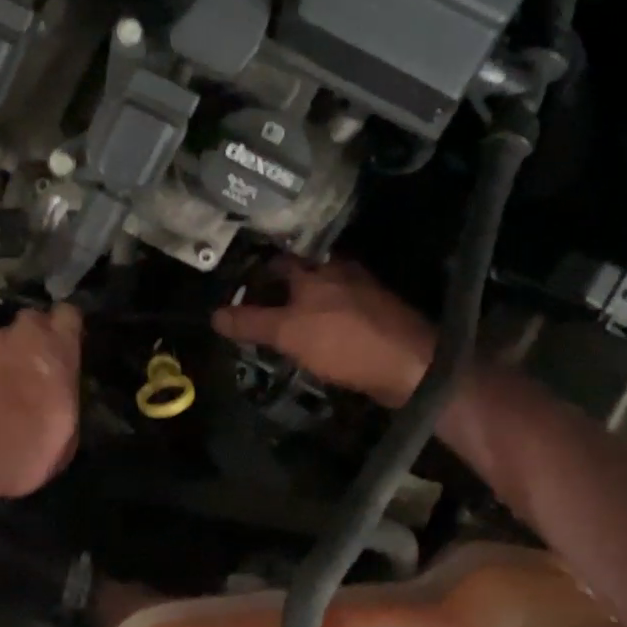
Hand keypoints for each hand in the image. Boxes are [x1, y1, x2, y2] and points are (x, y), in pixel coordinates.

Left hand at [0, 305, 82, 500]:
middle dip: (32, 339)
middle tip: (31, 368)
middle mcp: (20, 338)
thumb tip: (56, 393)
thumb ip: (63, 398)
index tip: (64, 344)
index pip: (68, 315)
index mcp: (55, 351)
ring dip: (0, 359)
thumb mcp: (64, 435)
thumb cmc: (22, 452)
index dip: (66, 327)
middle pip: (31, 321)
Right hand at [213, 260, 434, 407]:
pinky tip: (313, 340)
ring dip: (300, 307)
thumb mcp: (286, 333)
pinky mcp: (377, 314)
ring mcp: (362, 291)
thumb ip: (249, 322)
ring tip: (280, 329)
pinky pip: (339, 311)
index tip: (236, 292)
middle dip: (277, 291)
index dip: (253, 274)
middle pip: (299, 275)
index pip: (274, 260)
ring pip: (320, 293)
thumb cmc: (343, 341)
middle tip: (255, 311)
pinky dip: (322, 321)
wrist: (413, 366)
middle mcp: (339, 270)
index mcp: (315, 266)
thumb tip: (213, 314)